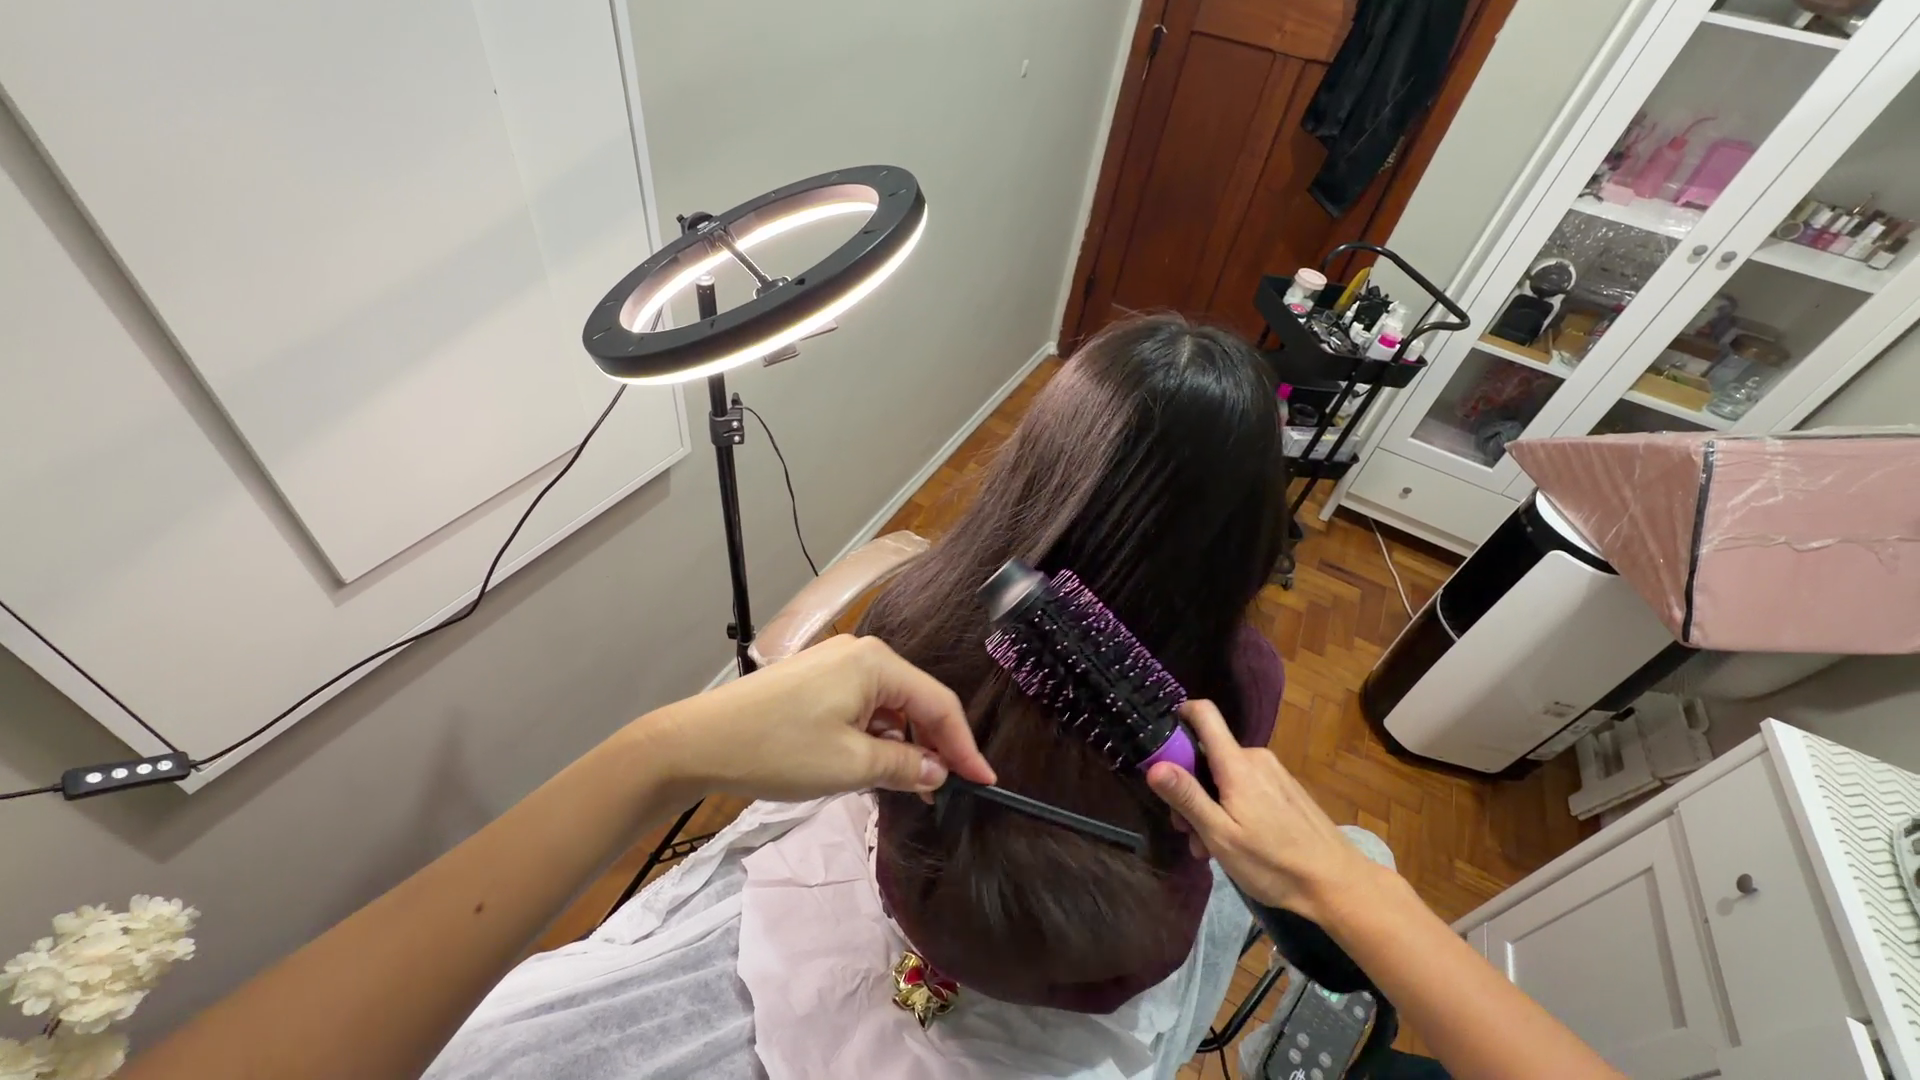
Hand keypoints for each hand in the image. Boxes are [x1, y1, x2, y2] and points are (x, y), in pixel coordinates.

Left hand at [646, 635, 995, 800]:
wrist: (699, 742)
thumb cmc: (779, 749)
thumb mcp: (850, 765)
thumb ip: (904, 767)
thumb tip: (938, 772)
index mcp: (876, 663)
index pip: (939, 703)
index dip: (964, 746)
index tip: (984, 781)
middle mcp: (861, 653)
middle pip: (915, 701)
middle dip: (932, 745)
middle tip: (942, 790)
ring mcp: (836, 664)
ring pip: (889, 706)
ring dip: (901, 744)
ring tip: (905, 784)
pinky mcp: (816, 679)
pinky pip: (863, 706)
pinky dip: (874, 736)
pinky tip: (871, 764)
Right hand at [1146, 700, 1385, 923]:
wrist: (1338, 885)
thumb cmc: (1273, 862)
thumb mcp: (1221, 835)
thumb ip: (1187, 797)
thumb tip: (1154, 765)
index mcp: (1237, 764)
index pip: (1204, 713)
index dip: (1178, 716)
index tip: (1160, 743)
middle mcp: (1255, 758)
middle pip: (1208, 755)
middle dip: (1189, 787)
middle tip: (1185, 830)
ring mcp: (1273, 774)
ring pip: (1225, 776)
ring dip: (1210, 806)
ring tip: (1210, 848)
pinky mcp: (1285, 790)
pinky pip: (1246, 787)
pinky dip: (1232, 808)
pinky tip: (1236, 844)